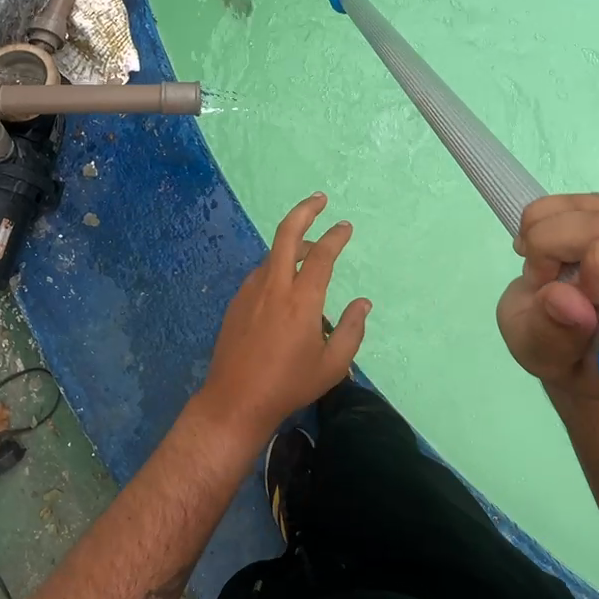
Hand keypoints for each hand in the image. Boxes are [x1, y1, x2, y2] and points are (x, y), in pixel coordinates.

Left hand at [194, 193, 371, 447]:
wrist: (235, 399)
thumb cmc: (289, 385)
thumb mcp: (332, 366)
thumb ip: (351, 330)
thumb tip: (363, 303)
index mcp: (302, 300)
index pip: (322, 255)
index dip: (336, 236)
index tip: (345, 226)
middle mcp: (275, 286)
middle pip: (287, 233)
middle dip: (305, 210)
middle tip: (319, 199)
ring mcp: (251, 291)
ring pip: (273, 254)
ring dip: (293, 244)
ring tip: (311, 252)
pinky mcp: (237, 301)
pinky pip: (261, 273)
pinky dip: (278, 267)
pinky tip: (286, 284)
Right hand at [496, 193, 598, 443]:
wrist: (570, 337)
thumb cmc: (573, 358)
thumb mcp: (550, 364)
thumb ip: (553, 339)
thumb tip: (564, 298)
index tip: (582, 306)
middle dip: (558, 249)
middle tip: (542, 282)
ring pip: (594, 210)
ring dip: (545, 237)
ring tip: (540, 272)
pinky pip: (572, 199)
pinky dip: (539, 221)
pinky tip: (540, 252)